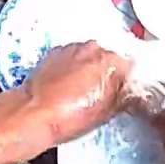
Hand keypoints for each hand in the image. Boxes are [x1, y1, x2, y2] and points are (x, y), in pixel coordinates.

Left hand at [4, 42, 131, 154]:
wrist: (34, 113)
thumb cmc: (70, 116)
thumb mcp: (106, 112)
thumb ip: (123, 96)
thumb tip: (131, 92)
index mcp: (111, 61)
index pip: (130, 65)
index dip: (127, 79)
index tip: (122, 90)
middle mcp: (94, 47)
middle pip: (110, 57)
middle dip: (107, 72)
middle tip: (101, 91)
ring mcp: (74, 47)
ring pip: (90, 55)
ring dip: (89, 67)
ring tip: (81, 89)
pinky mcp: (57, 51)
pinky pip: (72, 56)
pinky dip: (72, 66)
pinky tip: (66, 83)